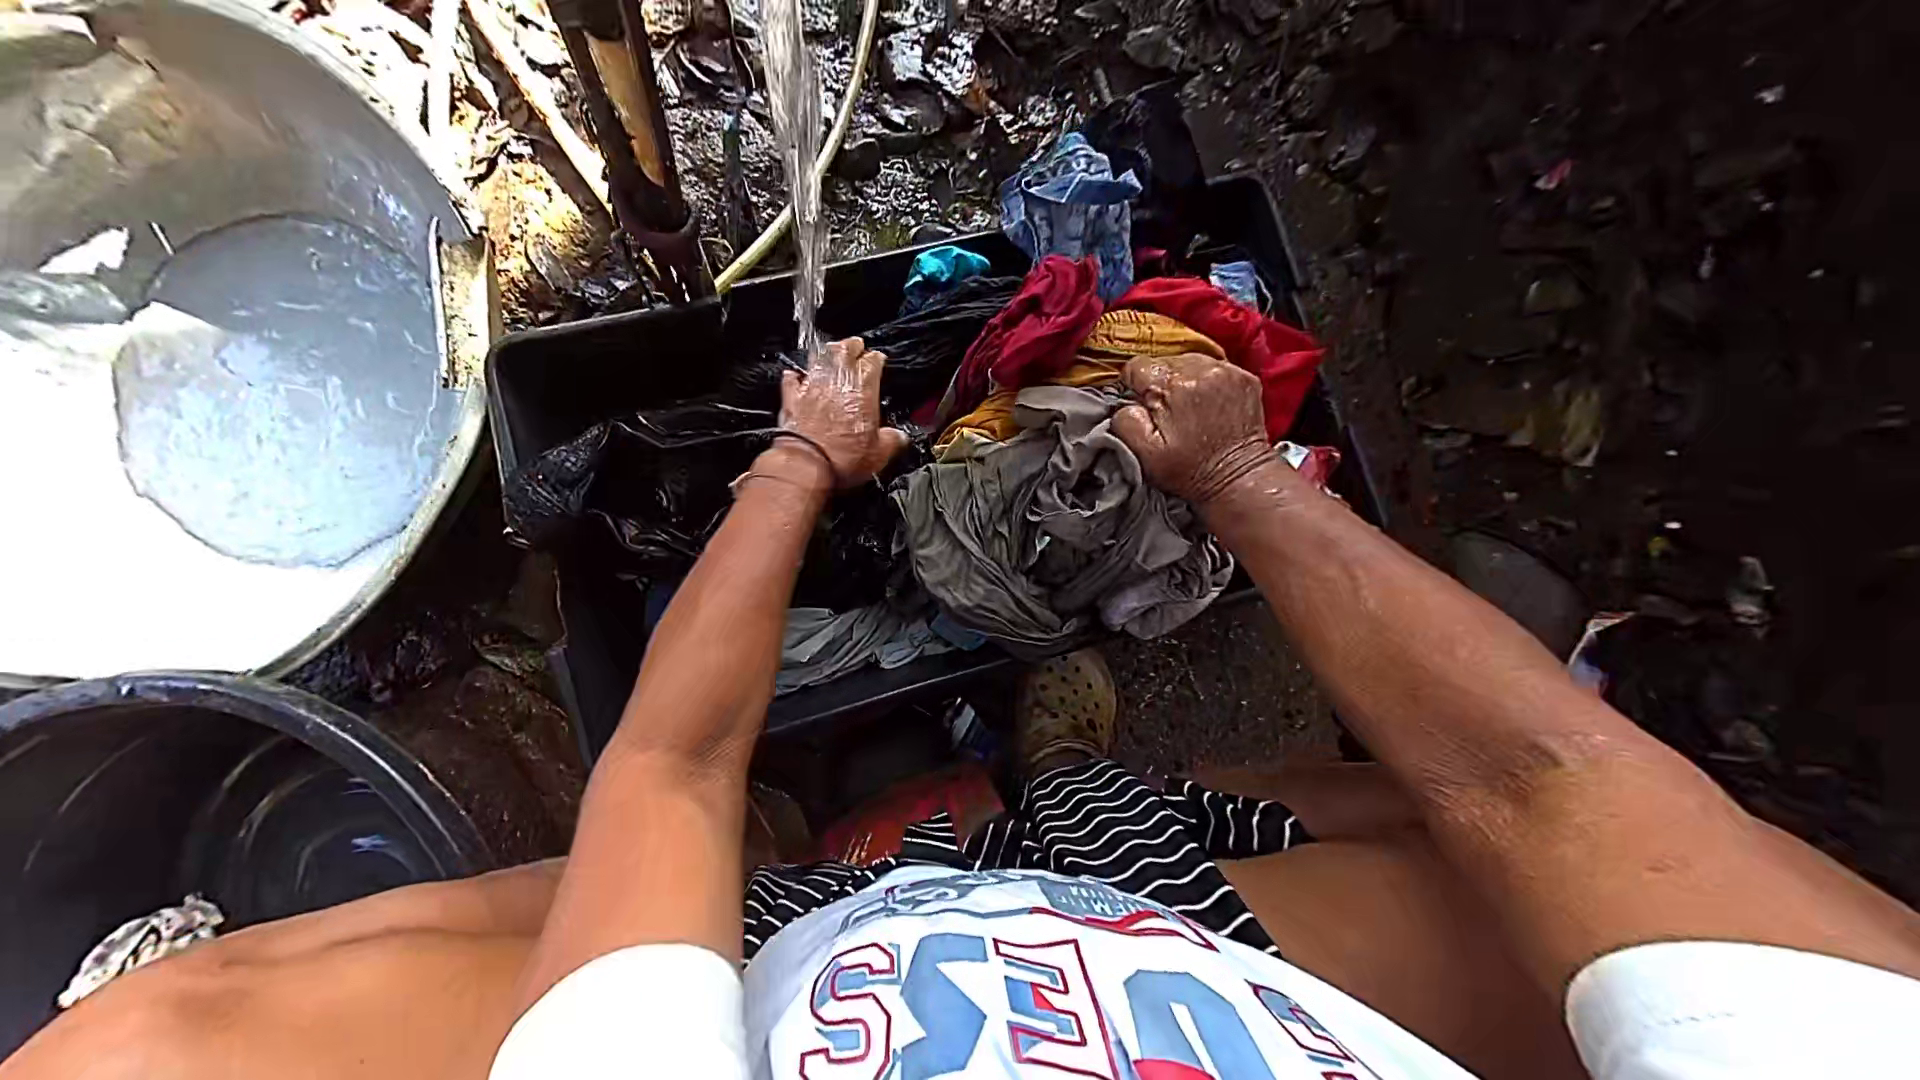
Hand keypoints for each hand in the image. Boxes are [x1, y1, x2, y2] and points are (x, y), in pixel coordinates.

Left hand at [772, 336, 909, 488]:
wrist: (807, 464)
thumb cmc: (844, 458)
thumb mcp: (880, 453)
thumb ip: (892, 440)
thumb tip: (899, 437)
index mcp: (864, 389)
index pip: (873, 362)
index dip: (876, 359)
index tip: (878, 360)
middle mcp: (837, 381)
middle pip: (844, 350)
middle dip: (852, 345)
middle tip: (855, 344)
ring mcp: (812, 387)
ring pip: (819, 358)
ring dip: (826, 354)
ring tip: (830, 351)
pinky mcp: (792, 399)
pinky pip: (791, 380)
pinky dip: (794, 377)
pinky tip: (795, 376)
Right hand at [1112, 352, 1290, 505]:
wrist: (1237, 480)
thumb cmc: (1187, 470)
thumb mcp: (1143, 452)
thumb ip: (1125, 420)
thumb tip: (1125, 402)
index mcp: (1173, 385)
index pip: (1137, 365)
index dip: (1134, 387)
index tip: (1144, 408)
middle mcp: (1202, 369)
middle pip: (1164, 361)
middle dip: (1161, 384)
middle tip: (1168, 414)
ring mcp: (1228, 371)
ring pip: (1189, 361)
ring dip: (1183, 381)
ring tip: (1188, 409)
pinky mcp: (1245, 377)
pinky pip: (1213, 368)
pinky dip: (1206, 383)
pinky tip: (1207, 406)